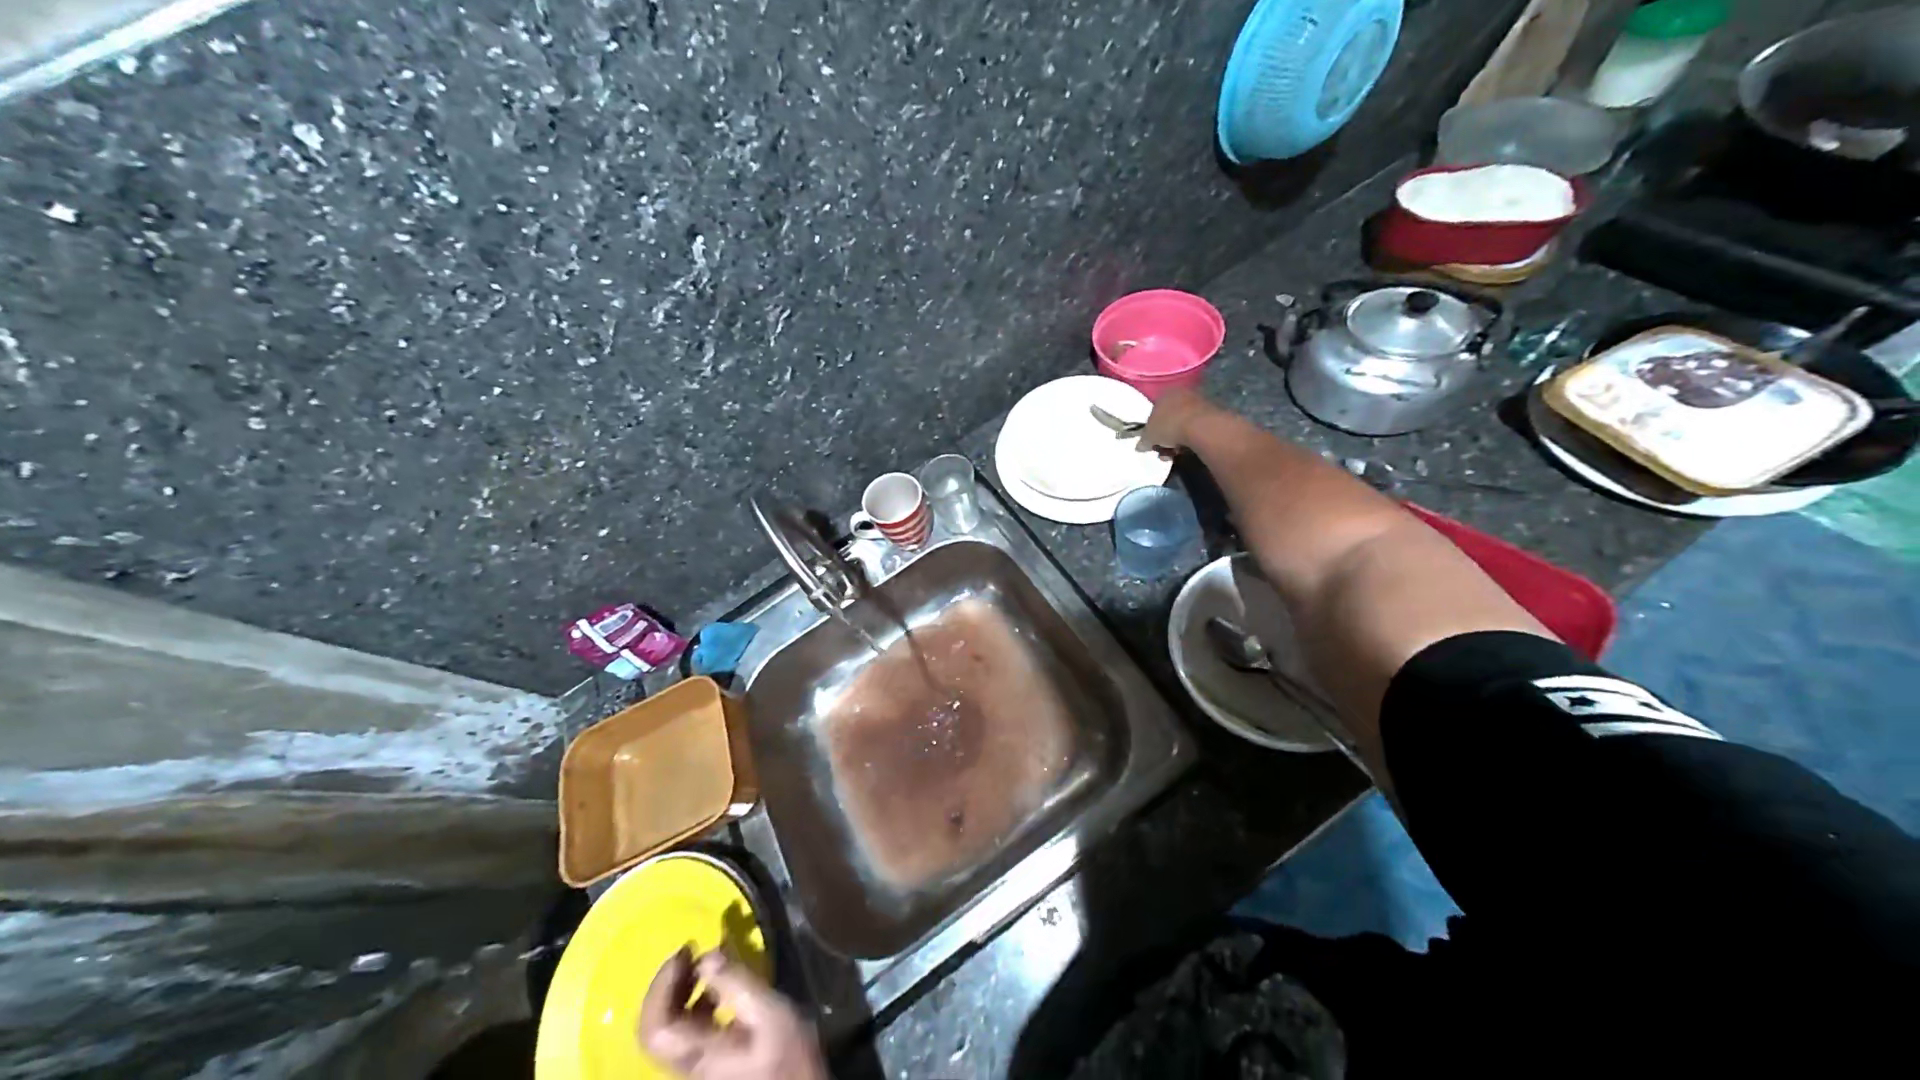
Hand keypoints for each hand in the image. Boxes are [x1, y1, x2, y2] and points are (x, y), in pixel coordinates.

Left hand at [639, 948, 827, 1079]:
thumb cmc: (790, 1060)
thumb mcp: (770, 1015)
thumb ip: (738, 985)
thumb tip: (706, 956)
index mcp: (698, 1057)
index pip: (655, 1028)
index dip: (660, 986)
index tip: (685, 952)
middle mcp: (689, 1064)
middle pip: (657, 1027)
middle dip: (669, 983)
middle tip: (691, 951)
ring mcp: (699, 1065)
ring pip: (671, 1027)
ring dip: (680, 990)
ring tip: (704, 961)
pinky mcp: (712, 1062)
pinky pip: (689, 1029)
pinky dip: (696, 1001)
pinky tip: (718, 987)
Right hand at [1139, 386, 1213, 455]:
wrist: (1201, 426)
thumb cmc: (1169, 426)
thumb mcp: (1149, 436)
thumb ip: (1143, 441)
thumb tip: (1140, 446)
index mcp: (1165, 393)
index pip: (1154, 410)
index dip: (1152, 428)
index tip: (1152, 442)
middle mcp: (1182, 393)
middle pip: (1170, 418)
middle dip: (1166, 436)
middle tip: (1163, 450)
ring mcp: (1199, 401)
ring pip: (1183, 424)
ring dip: (1178, 440)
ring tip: (1176, 453)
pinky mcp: (1212, 412)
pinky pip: (1196, 428)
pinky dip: (1191, 438)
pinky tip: (1189, 448)